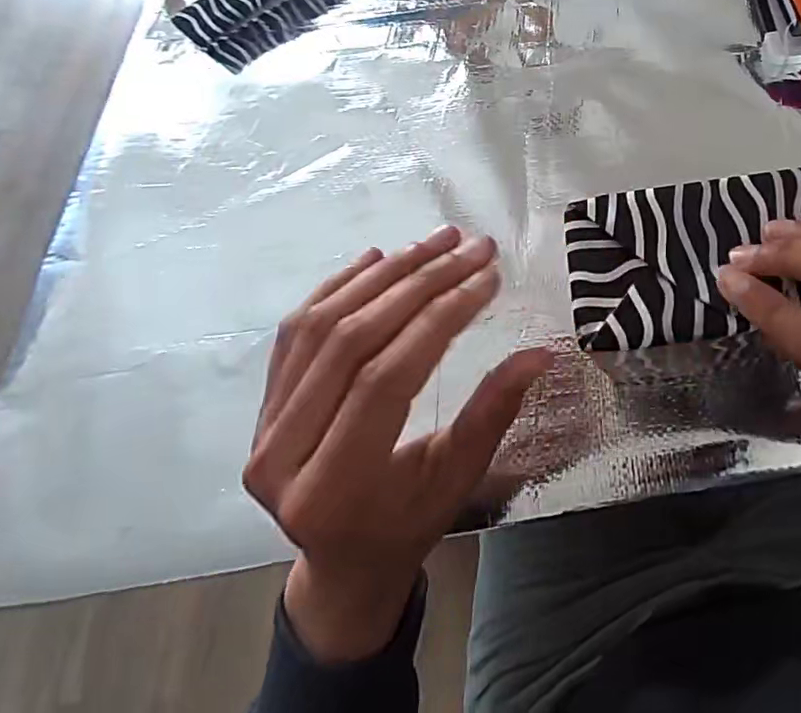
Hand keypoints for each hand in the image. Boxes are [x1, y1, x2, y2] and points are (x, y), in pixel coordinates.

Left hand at [244, 230, 552, 661]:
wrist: (344, 560)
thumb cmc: (411, 523)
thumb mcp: (459, 477)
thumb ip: (493, 413)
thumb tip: (539, 353)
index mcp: (334, 485)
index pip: (389, 377)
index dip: (442, 317)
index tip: (489, 277)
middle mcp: (282, 452)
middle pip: (351, 341)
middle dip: (419, 282)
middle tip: (471, 247)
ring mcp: (261, 427)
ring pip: (320, 327)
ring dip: (384, 274)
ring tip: (436, 241)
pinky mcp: (262, 407)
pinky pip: (295, 333)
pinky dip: (339, 287)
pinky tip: (379, 259)